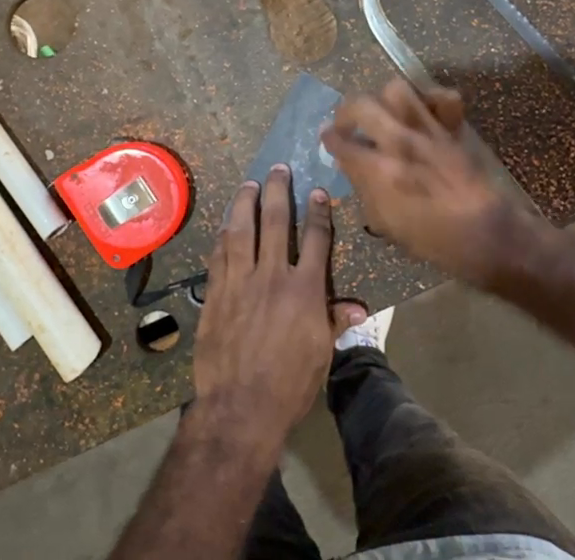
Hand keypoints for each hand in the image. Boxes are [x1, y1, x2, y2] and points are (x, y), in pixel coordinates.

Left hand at [191, 165, 335, 449]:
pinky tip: (224, 226)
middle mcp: (273, 276)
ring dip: (244, 204)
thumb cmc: (291, 383)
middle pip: (275, 222)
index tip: (317, 191)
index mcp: (305, 289)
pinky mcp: (215, 295)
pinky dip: (222, 237)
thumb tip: (359, 307)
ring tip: (248, 184)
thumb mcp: (322, 353)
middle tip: (279, 169)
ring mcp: (240, 283)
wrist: (241, 406)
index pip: (316, 239)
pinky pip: (218, 256)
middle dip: (278, 191)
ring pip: (241, 231)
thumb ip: (336, 321)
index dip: (318, 212)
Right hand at [322, 79, 519, 284]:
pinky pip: (444, 97)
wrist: (483, 232)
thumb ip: (366, 189)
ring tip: (383, 112)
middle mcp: (399, 141)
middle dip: (346, 112)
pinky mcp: (452, 128)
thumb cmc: (432, 238)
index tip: (328, 139)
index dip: (330, 140)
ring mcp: (428, 130)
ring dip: (384, 99)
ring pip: (396, 90)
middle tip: (348, 123)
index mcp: (379, 169)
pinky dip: (432, 98)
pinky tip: (424, 110)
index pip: (342, 143)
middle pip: (361, 105)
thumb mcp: (385, 223)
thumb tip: (356, 167)